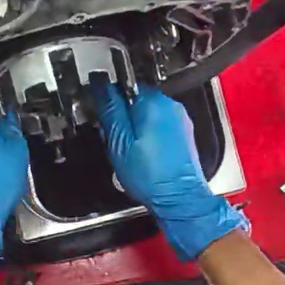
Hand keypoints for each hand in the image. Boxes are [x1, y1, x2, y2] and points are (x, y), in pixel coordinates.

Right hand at [92, 84, 246, 260]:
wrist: (181, 200)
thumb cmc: (152, 176)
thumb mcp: (119, 142)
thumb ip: (110, 109)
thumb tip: (100, 84)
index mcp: (153, 102)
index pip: (125, 86)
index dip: (110, 103)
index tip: (104, 119)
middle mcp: (171, 106)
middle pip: (137, 100)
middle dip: (124, 117)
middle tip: (116, 140)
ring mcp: (180, 121)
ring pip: (149, 115)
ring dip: (137, 128)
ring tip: (131, 151)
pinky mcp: (184, 135)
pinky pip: (161, 127)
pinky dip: (150, 137)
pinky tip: (145, 156)